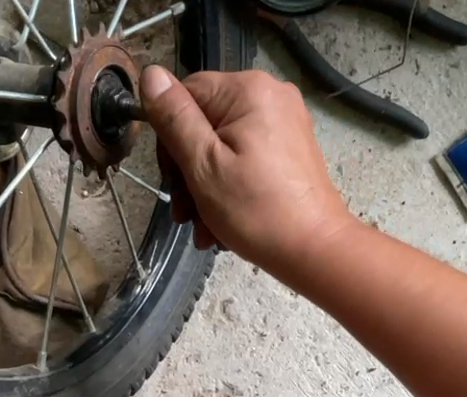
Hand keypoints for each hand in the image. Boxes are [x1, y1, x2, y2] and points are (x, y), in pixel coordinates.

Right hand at [141, 67, 355, 275]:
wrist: (315, 250)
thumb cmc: (258, 212)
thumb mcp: (203, 166)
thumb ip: (175, 119)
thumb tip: (151, 76)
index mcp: (248, 90)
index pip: (186, 95)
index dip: (169, 138)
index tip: (172, 182)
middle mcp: (270, 96)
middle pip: (205, 124)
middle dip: (188, 172)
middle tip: (185, 215)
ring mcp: (285, 124)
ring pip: (224, 148)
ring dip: (205, 190)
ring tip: (204, 229)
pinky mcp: (291, 151)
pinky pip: (247, 161)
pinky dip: (230, 190)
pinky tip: (222, 225)